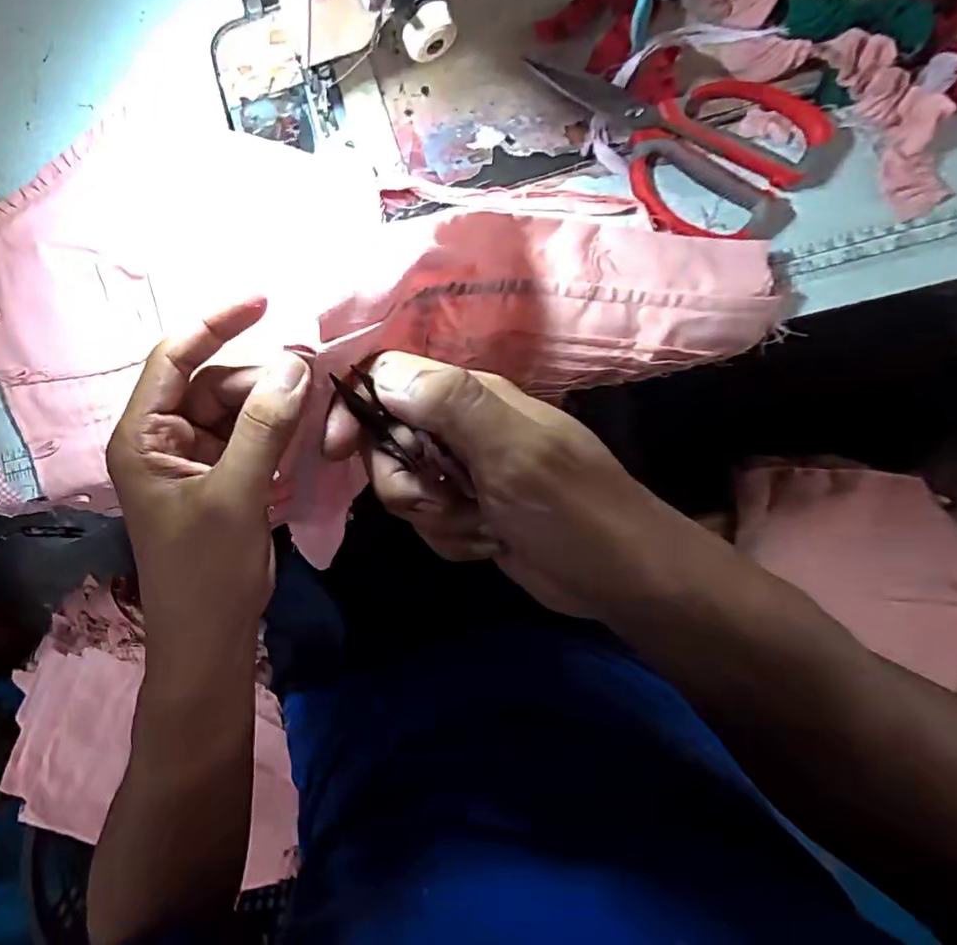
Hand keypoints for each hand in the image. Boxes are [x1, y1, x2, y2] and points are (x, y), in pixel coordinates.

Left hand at [107, 298, 310, 655]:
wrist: (210, 642)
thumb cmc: (207, 573)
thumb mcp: (237, 494)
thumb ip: (264, 426)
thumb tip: (295, 362)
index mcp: (143, 436)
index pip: (174, 358)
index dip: (215, 323)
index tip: (264, 301)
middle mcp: (162, 439)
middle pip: (215, 384)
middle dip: (261, 382)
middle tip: (312, 385)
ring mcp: (191, 459)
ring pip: (237, 410)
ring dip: (273, 410)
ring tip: (312, 419)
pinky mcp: (218, 478)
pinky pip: (248, 438)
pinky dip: (274, 435)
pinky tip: (301, 443)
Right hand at [323, 352, 673, 619]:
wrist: (620, 580)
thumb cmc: (574, 510)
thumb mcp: (516, 453)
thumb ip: (453, 407)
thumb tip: (385, 376)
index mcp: (471, 395)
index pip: (389, 378)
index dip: (355, 408)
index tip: (337, 451)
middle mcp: (461, 426)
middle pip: (385, 441)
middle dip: (404, 482)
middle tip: (445, 500)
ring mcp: (463, 470)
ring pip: (403, 487)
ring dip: (435, 517)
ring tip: (482, 525)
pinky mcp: (467, 508)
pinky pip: (427, 520)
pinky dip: (451, 537)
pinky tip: (489, 542)